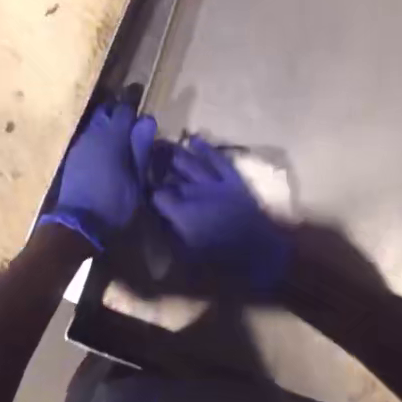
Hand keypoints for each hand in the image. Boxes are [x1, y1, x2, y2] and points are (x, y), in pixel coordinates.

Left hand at [38, 102, 158, 250]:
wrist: (78, 225)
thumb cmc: (115, 203)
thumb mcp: (136, 179)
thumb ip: (141, 148)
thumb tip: (147, 119)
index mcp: (112, 137)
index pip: (123, 109)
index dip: (132, 102)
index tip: (140, 95)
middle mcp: (93, 135)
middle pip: (106, 112)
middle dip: (118, 111)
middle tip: (132, 117)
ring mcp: (80, 146)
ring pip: (95, 125)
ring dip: (107, 125)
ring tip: (121, 135)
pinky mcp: (73, 158)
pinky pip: (88, 138)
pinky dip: (99, 138)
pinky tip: (106, 151)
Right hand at [154, 136, 292, 294]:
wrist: (262, 253)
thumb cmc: (223, 261)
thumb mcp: (188, 255)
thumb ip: (171, 236)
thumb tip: (159, 222)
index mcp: (180, 212)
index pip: (156, 195)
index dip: (147, 191)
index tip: (140, 187)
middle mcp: (193, 192)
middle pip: (168, 174)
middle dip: (154, 165)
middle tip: (142, 155)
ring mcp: (214, 183)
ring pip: (189, 161)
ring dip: (173, 152)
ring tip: (159, 143)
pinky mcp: (233, 180)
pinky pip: (217, 159)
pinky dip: (205, 148)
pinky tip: (194, 139)